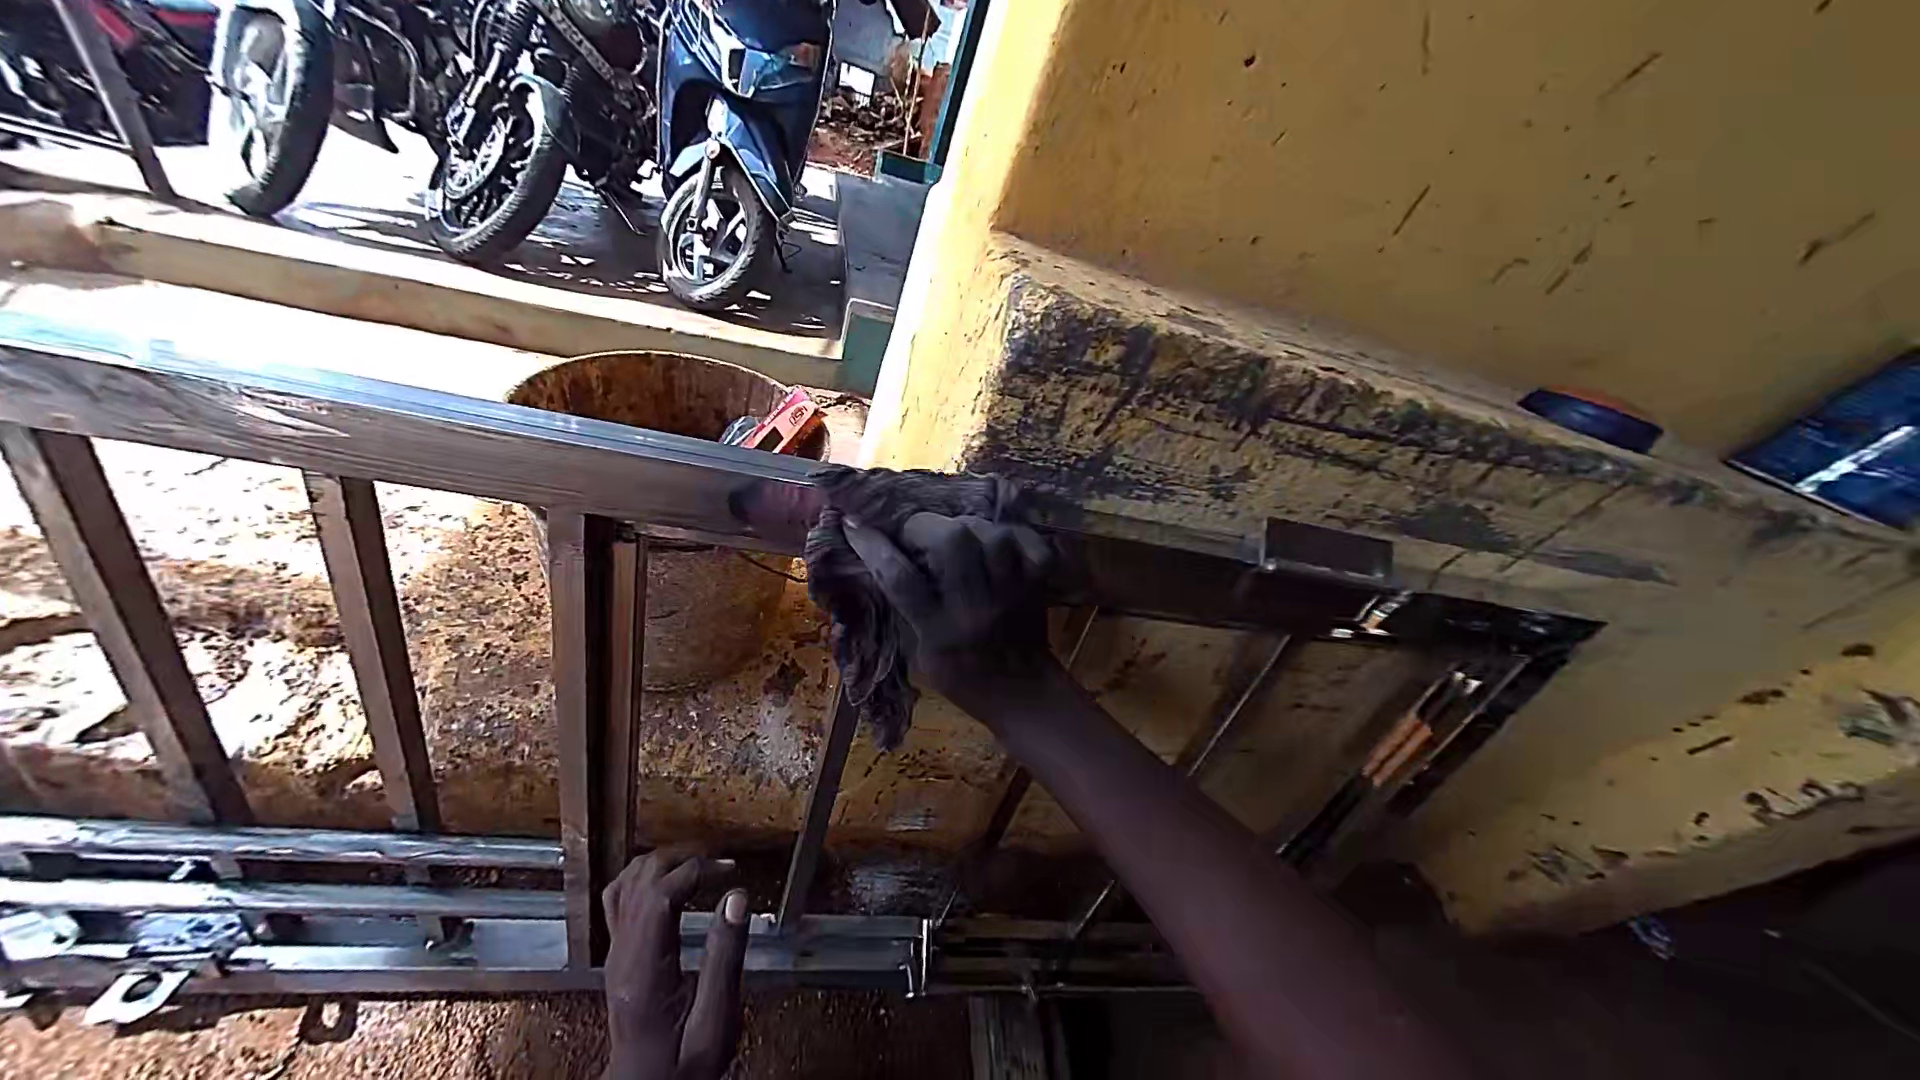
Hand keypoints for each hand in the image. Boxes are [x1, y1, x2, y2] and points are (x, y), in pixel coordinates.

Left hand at [602, 847, 748, 1079]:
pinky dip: (647, 876)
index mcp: (644, 969)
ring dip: (666, 861)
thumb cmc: (685, 1064)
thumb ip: (725, 957)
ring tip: (702, 865)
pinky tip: (672, 879)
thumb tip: (737, 896)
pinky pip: (620, 896)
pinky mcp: (618, 952)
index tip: (730, 870)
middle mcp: (622, 953)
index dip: (696, 870)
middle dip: (684, 858)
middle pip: (641, 878)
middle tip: (720, 864)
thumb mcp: (716, 1020)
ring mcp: (615, 951)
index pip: (658, 895)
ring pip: (627, 880)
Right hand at [844, 512, 1057, 706]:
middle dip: (925, 525)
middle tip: (916, 532)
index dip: (871, 546)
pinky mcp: (1037, 584)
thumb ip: (907, 609)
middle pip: (952, 541)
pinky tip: (996, 541)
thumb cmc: (964, 679)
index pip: (900, 578)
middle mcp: (975, 607)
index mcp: (939, 630)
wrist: (1024, 696)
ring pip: (990, 534)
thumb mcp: (921, 653)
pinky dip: (1010, 533)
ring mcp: (1011, 592)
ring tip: (957, 536)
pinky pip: (1027, 541)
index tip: (852, 524)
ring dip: (968, 526)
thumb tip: (883, 560)